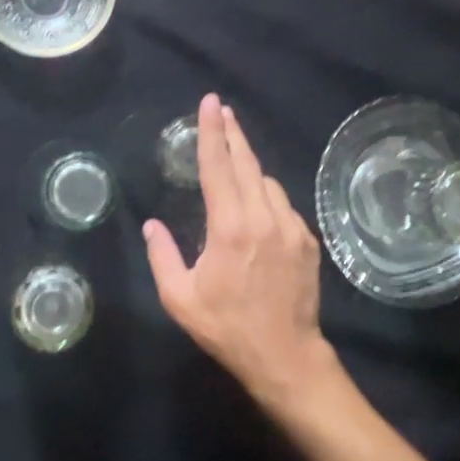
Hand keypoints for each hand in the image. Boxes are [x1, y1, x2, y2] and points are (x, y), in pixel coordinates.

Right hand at [144, 94, 330, 397]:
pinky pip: (283, 205)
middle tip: (222, 110)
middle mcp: (263, 218)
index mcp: (229, 228)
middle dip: (233, 133)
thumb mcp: (180, 299)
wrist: (286, 357)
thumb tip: (152, 226)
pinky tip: (257, 209)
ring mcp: (291, 227)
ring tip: (234, 168)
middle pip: (247, 163)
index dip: (212, 132)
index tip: (210, 103)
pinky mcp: (307, 240)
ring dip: (249, 169)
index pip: (218, 167)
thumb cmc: (227, 328)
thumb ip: (162, 257)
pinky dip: (267, 198)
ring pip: (268, 182)